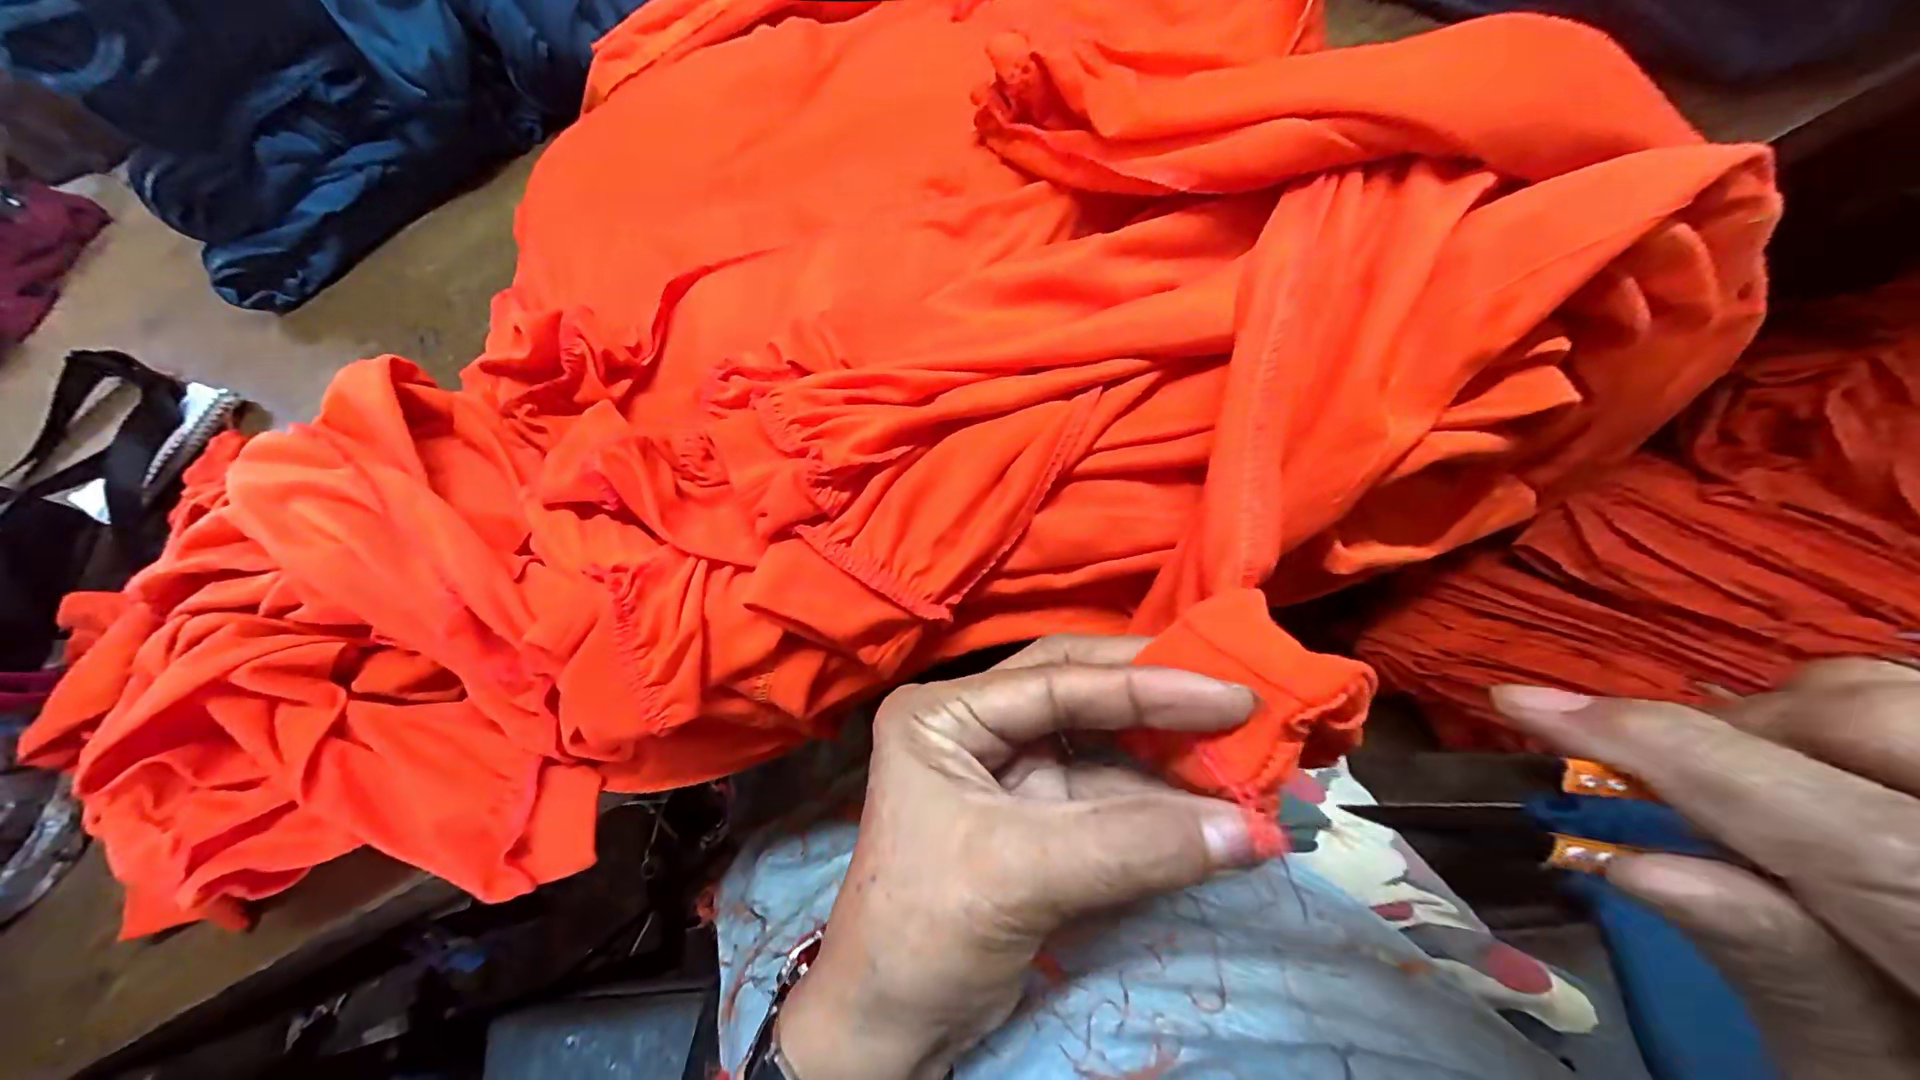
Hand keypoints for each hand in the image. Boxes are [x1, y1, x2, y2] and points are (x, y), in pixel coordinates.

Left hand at [775, 635, 1266, 1079]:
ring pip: (1103, 746)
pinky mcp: (1038, 816)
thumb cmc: (926, 930)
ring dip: (1170, 759)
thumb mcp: (1020, 873)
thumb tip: (1249, 830)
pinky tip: (1215, 811)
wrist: (891, 1028)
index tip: (1230, 695)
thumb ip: (1134, 845)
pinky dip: (1163, 807)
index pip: (1055, 681)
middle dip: (1157, 701)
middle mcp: (976, 725)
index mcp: (946, 713)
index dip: (1147, 685)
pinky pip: (1111, 796)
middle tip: (1239, 705)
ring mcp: (1009, 770)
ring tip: (1245, 763)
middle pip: (1080, 692)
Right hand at [1492, 659, 1919, 1078]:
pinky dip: (1833, 727)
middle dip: (1724, 727)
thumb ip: (1787, 976)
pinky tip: (1805, 772)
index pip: (1815, 820)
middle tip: (1646, 770)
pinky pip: (1913, 710)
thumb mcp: (1869, 1078)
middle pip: (1862, 718)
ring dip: (1784, 719)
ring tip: (1732, 773)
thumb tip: (1634, 868)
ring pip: (1896, 694)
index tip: (1521, 703)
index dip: (1650, 746)